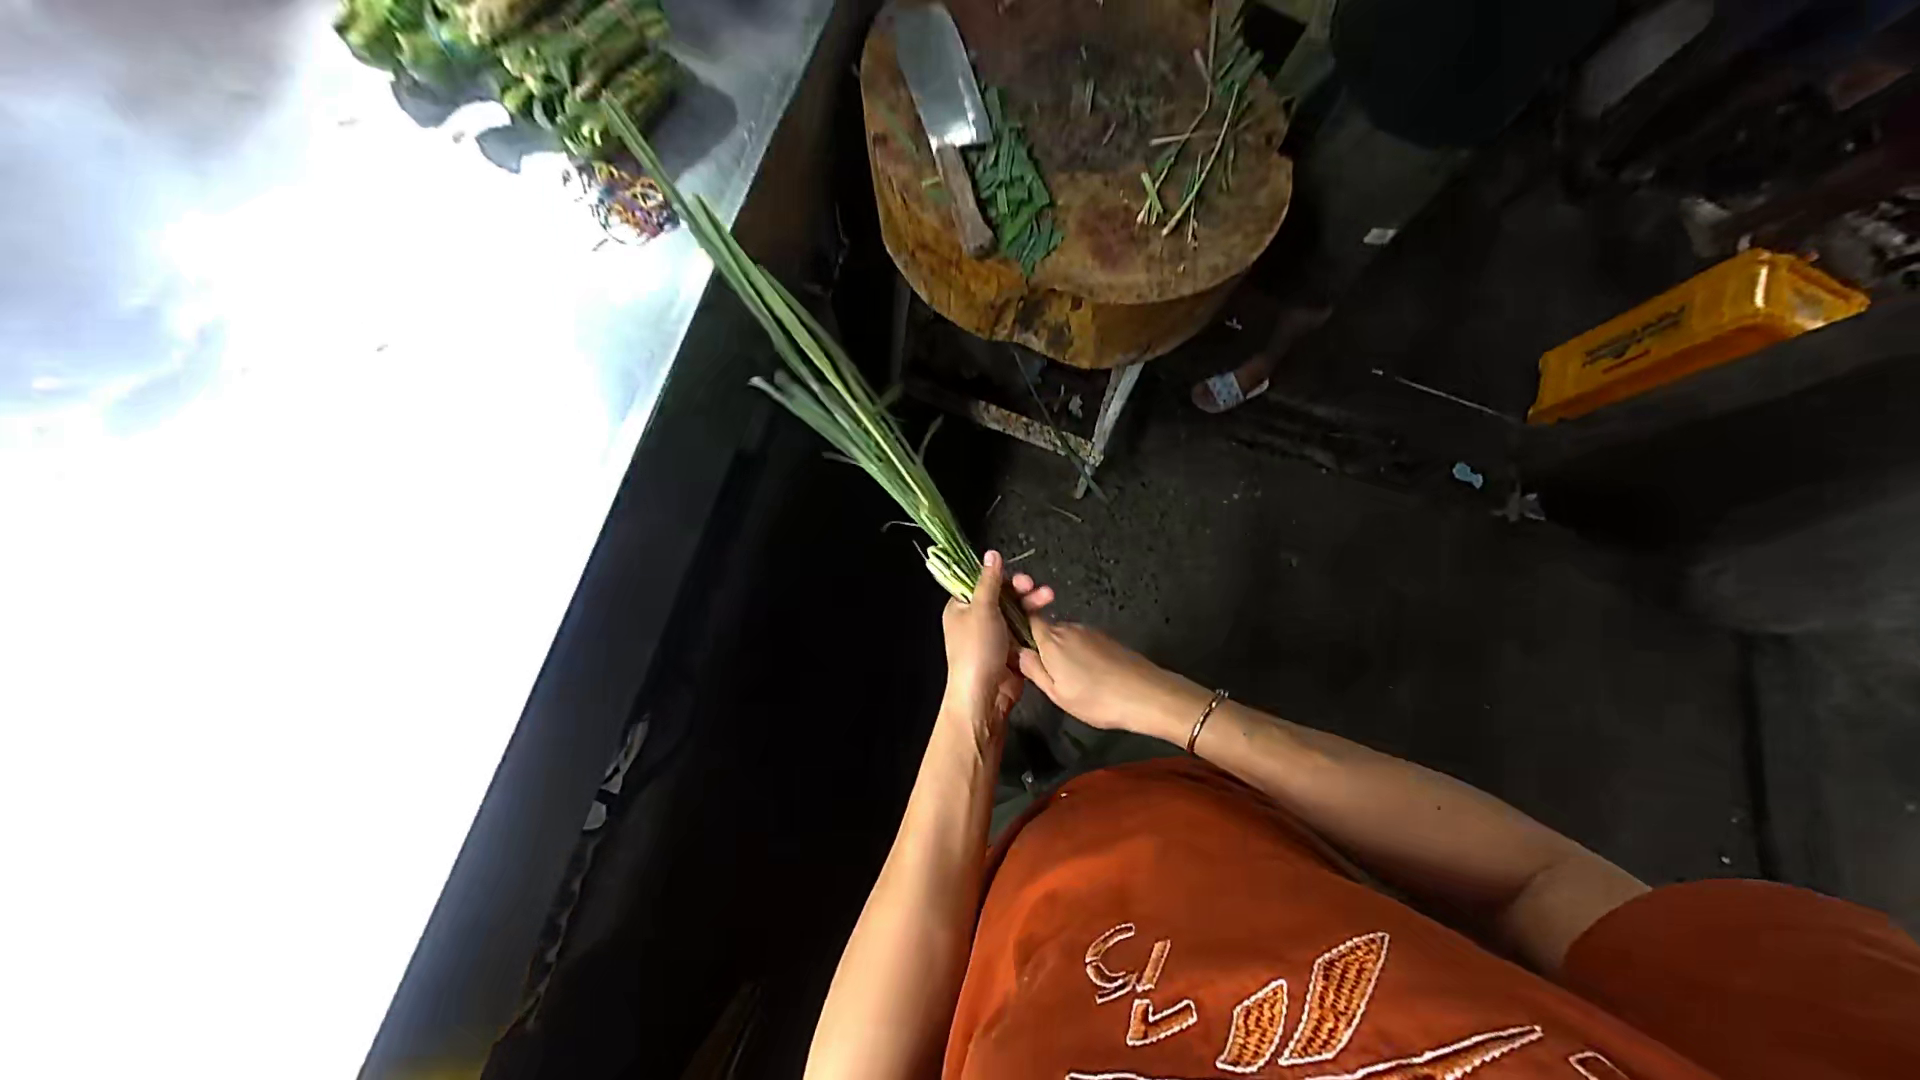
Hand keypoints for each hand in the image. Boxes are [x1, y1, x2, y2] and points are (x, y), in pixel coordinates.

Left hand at [941, 551, 1054, 735]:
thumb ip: (989, 580)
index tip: (1016, 574)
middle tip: (1035, 587)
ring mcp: (994, 636)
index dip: (999, 576)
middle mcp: (976, 620)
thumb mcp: (982, 609)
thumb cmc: (976, 650)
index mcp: (961, 608)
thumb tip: (991, 554)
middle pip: (1002, 596)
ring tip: (1048, 597)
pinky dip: (1034, 623)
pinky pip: (1023, 630)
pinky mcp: (1010, 650)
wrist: (985, 695)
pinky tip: (1046, 617)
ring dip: (1031, 603)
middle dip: (1021, 590)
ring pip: (1016, 612)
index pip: (980, 583)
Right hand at [1017, 618, 1209, 739]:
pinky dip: (1081, 656)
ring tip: (1072, 681)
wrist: (1146, 695)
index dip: (1020, 628)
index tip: (1016, 645)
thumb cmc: (1097, 699)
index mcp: (1051, 640)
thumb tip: (1019, 652)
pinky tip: (1090, 677)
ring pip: (1065, 637)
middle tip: (1047, 675)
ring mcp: (1090, 631)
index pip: (1027, 618)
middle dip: (1042, 647)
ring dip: (1063, 653)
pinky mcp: (1106, 638)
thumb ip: (1033, 670)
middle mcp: (1069, 628)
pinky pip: (1083, 642)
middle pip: (1046, 629)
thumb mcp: (1056, 693)